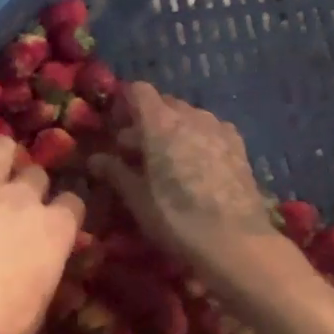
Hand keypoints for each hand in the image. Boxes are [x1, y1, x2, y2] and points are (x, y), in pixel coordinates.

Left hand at [0, 136, 84, 333]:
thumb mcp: (37, 305)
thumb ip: (43, 270)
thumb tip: (38, 264)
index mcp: (56, 230)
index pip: (74, 202)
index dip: (64, 210)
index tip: (55, 222)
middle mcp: (26, 198)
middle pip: (37, 173)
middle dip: (30, 186)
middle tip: (15, 203)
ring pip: (3, 146)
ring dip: (0, 156)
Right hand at [89, 82, 280, 271]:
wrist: (237, 243)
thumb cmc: (177, 219)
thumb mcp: (137, 199)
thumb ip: (115, 172)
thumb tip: (95, 159)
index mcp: (160, 122)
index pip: (138, 91)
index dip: (125, 103)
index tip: (117, 127)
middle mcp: (191, 116)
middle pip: (163, 104)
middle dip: (147, 121)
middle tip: (136, 153)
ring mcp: (219, 128)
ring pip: (188, 117)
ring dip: (173, 130)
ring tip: (168, 161)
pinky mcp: (239, 146)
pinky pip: (210, 130)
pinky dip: (198, 139)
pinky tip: (197, 166)